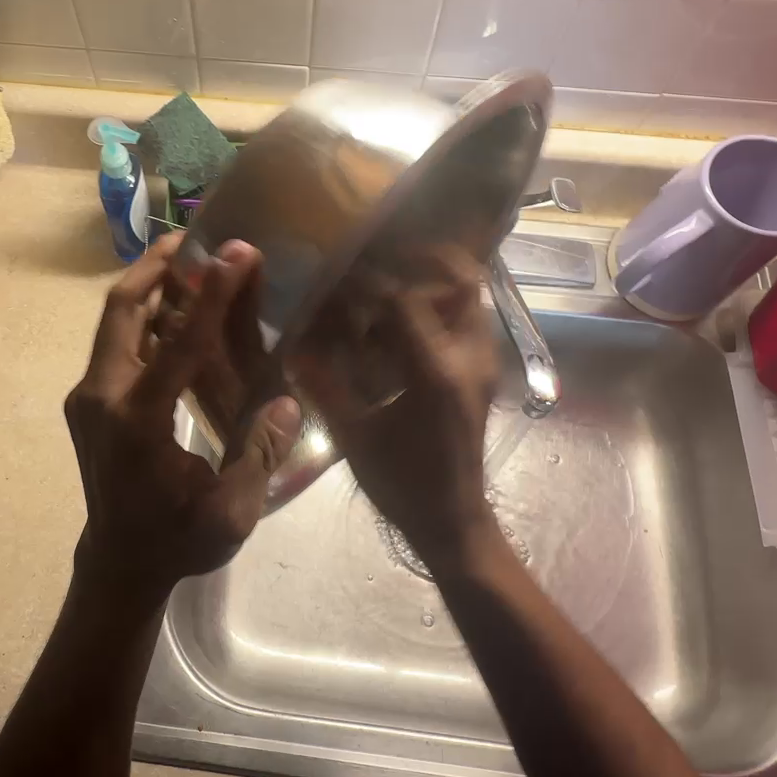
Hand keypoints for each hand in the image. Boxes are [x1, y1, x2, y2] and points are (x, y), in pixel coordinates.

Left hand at [66, 233, 302, 601]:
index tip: (236, 251)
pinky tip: (175, 311)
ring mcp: (88, 398)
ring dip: (148, 287)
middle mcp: (102, 399)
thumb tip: (289, 401)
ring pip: (114, 322)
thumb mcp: (230, 512)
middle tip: (195, 237)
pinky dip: (143, 317)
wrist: (119, 564)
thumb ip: (259, 453)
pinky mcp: (88, 403)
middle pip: (121, 309)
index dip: (211, 295)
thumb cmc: (177, 541)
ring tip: (188, 261)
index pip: (177, 343)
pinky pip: (116, 344)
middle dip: (157, 267)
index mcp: (137, 424)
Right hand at [294, 245, 500, 573]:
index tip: (337, 274)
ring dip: (435, 278)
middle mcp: (469, 357)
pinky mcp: (483, 372)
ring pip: (471, 296)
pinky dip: (442, 303)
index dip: (367, 279)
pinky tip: (402, 317)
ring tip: (391, 279)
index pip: (404, 298)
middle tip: (380, 256)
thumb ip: (324, 386)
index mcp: (435, 372)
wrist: (453, 520)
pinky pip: (469, 318)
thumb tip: (293, 346)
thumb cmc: (403, 484)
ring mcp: (483, 363)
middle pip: (461, 279)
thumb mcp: (354, 436)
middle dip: (422, 258)